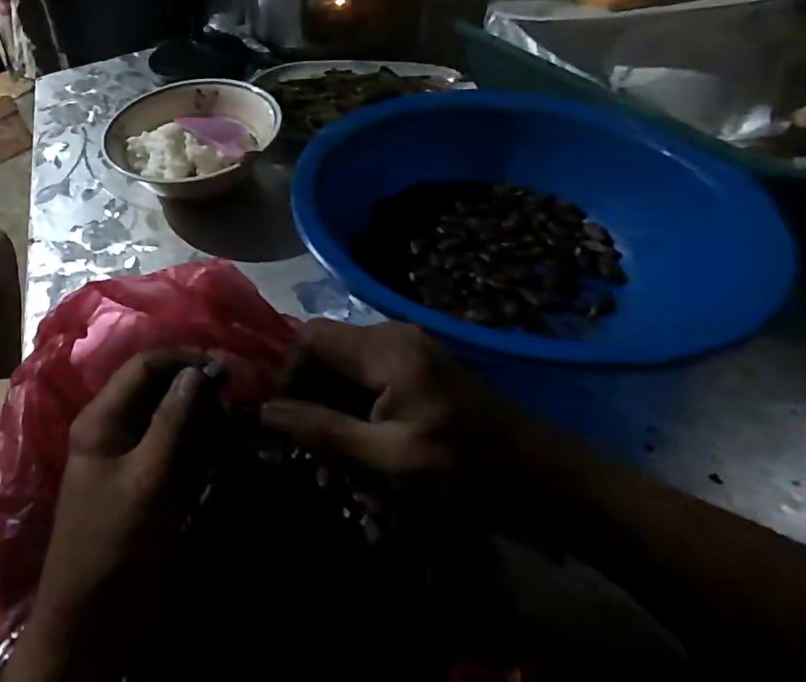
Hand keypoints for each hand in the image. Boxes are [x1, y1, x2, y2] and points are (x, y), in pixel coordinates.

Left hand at [7, 349, 215, 681]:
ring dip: (196, 410)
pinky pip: (165, 441)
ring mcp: (122, 450)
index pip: (144, 365)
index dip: (184, 359)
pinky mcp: (135, 475)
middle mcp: (109, 423)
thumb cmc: (113, 542)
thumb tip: (198, 371)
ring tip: (232, 418)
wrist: (87, 616)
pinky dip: (191, 437)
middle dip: (193, 384)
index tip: (226, 367)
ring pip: (162, 412)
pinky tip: (218, 443)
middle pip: (153, 385)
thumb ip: (172, 422)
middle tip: (235, 394)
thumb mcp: (147, 479)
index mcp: (101, 416)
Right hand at [260, 320, 504, 498]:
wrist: (540, 474)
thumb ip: (324, 430)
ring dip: (329, 401)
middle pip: (325, 347)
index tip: (284, 417)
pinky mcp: (418, 361)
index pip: (310, 336)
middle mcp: (392, 333)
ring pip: (343, 360)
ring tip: (330, 451)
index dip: (287, 372)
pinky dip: (353, 400)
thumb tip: (265, 412)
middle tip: (305, 442)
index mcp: (386, 349)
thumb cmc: (465, 469)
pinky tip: (358, 439)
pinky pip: (367, 370)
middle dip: (307, 392)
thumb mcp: (389, 458)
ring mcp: (408, 345)